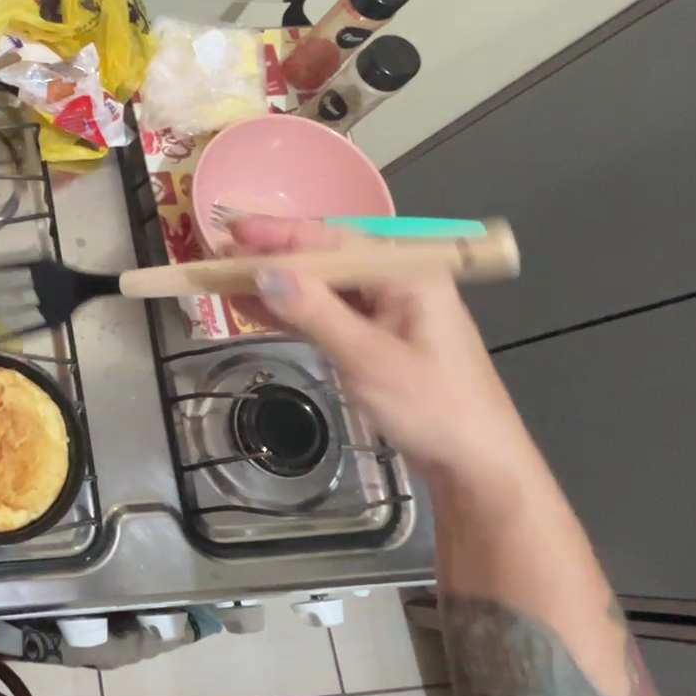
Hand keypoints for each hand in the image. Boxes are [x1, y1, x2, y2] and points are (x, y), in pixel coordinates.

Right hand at [225, 216, 532, 479]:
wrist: (475, 465)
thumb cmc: (431, 407)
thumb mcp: (367, 358)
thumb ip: (314, 311)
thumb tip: (263, 272)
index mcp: (406, 275)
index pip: (333, 241)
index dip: (279, 234)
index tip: (233, 229)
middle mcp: (395, 284)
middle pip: (323, 259)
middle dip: (271, 255)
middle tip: (219, 253)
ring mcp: (384, 312)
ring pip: (318, 287)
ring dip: (273, 283)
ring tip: (224, 276)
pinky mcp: (371, 339)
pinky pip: (321, 314)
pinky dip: (287, 311)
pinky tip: (250, 306)